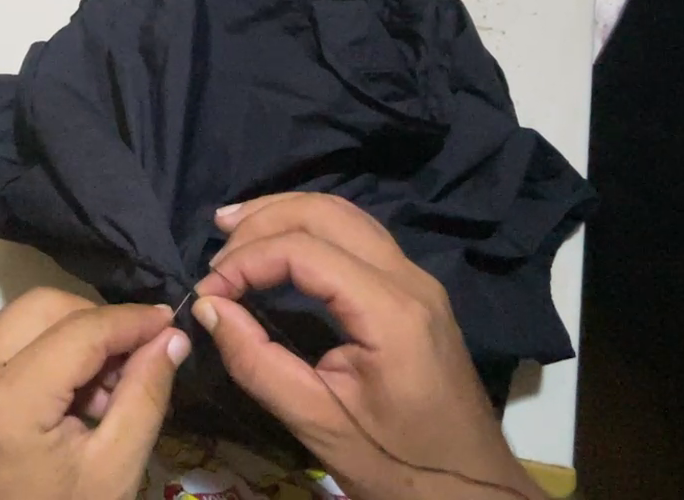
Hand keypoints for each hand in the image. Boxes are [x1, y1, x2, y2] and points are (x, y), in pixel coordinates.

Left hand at [0, 287, 190, 499]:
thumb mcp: (111, 475)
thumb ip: (143, 397)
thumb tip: (172, 338)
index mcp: (6, 402)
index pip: (79, 330)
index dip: (130, 319)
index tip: (169, 320)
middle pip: (42, 307)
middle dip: (94, 320)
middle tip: (134, 355)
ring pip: (19, 318)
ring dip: (68, 332)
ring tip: (105, 383)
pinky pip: (2, 345)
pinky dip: (42, 350)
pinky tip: (71, 394)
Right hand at [191, 194, 543, 499]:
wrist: (476, 499)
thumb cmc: (399, 468)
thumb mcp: (318, 424)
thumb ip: (256, 362)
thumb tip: (208, 307)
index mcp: (390, 311)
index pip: (302, 251)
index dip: (245, 261)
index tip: (208, 294)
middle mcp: (408, 278)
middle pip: (323, 213)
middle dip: (260, 223)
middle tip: (215, 254)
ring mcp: (415, 277)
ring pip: (341, 212)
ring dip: (282, 212)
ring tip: (232, 226)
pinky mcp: (412, 286)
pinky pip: (354, 230)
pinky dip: (307, 223)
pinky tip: (278, 237)